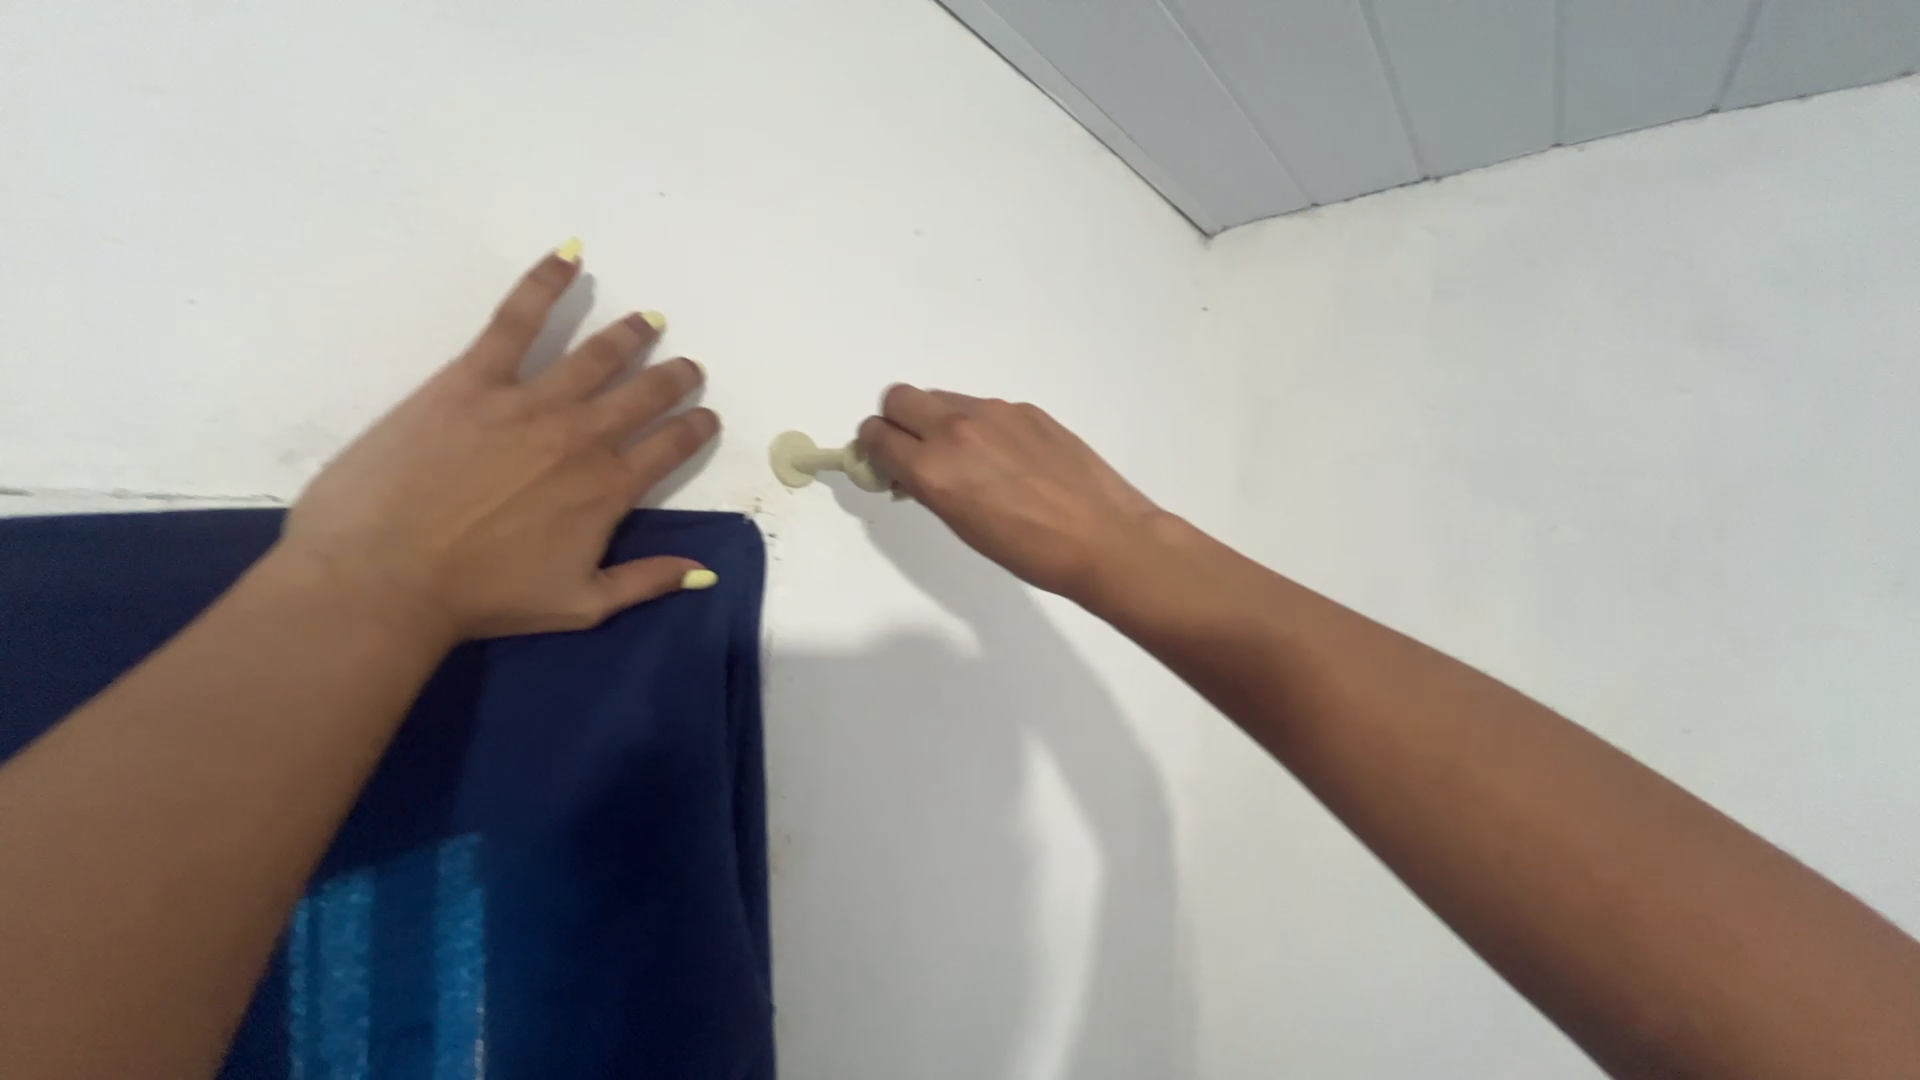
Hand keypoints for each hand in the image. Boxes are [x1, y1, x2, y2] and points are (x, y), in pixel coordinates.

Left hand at [280, 247, 718, 640]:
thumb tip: (706, 569)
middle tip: (686, 366)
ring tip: (649, 320)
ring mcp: (529, 401)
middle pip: (646, 393)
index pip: (673, 445)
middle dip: (675, 377)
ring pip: (597, 354)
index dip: (697, 427)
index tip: (706, 417)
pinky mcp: (472, 379)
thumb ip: (648, 581)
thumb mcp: (582, 605)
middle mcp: (583, 436)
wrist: (380, 577)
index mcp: (610, 488)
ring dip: (631, 335)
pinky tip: (568, 258)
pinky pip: (516, 320)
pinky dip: (545, 284)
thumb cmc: (484, 598)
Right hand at [859, 386, 1168, 602]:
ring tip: (972, 460)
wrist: (1101, 537)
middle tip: (918, 452)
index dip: (874, 449)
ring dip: (939, 421)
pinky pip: (983, 407)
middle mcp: (956, 429)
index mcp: (933, 467)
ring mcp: (994, 412)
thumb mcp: (961, 525)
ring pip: (942, 398)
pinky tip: (1011, 459)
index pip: (875, 434)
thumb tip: (908, 468)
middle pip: (899, 398)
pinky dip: (981, 426)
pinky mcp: (1025, 408)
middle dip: (898, 422)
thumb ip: (926, 486)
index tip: (887, 465)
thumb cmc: (1027, 550)